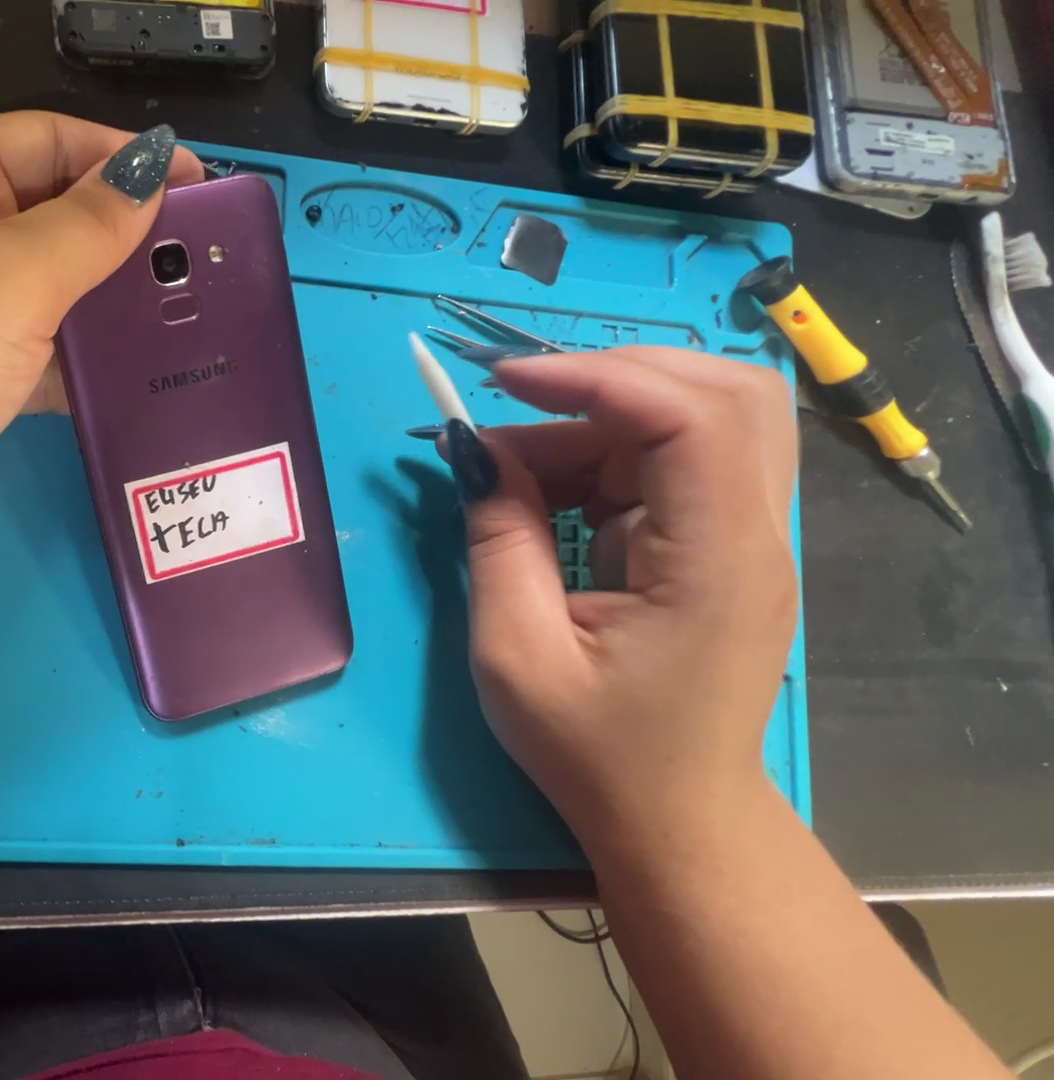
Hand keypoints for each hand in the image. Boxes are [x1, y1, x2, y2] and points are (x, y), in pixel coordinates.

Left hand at [0, 112, 202, 557]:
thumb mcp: (8, 277)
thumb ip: (87, 227)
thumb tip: (149, 174)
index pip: (45, 141)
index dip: (122, 158)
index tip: (200, 186)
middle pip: (51, 217)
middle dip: (123, 236)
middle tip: (202, 264)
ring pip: (50, 293)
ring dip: (109, 305)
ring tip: (186, 320)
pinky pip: (38, 355)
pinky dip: (82, 362)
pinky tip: (135, 374)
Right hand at [449, 348, 800, 849]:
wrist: (670, 813)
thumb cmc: (590, 748)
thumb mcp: (514, 650)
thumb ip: (497, 539)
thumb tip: (474, 451)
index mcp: (713, 564)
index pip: (690, 419)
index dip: (596, 378)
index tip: (504, 381)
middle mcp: (750, 533)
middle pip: (722, 392)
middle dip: (610, 374)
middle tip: (515, 399)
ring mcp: (743, 535)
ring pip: (695, 417)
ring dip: (596, 416)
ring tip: (510, 460)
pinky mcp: (717, 543)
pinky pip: (668, 461)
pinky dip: (599, 453)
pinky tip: (542, 488)